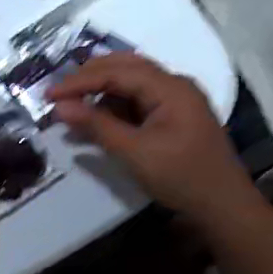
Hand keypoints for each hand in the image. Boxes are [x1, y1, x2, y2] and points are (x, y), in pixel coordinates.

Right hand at [47, 52, 251, 221]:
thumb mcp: (134, 152)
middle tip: (57, 93)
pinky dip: (115, 104)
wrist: (223, 206)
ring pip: (132, 82)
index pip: (117, 72)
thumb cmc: (181, 178)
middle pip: (126, 67)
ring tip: (72, 103)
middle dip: (89, 77)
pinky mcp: (175, 116)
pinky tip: (97, 117)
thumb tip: (60, 107)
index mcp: (170, 87)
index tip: (49, 96)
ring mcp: (177, 100)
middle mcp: (175, 85)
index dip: (79, 80)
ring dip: (101, 90)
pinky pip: (140, 99)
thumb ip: (97, 126)